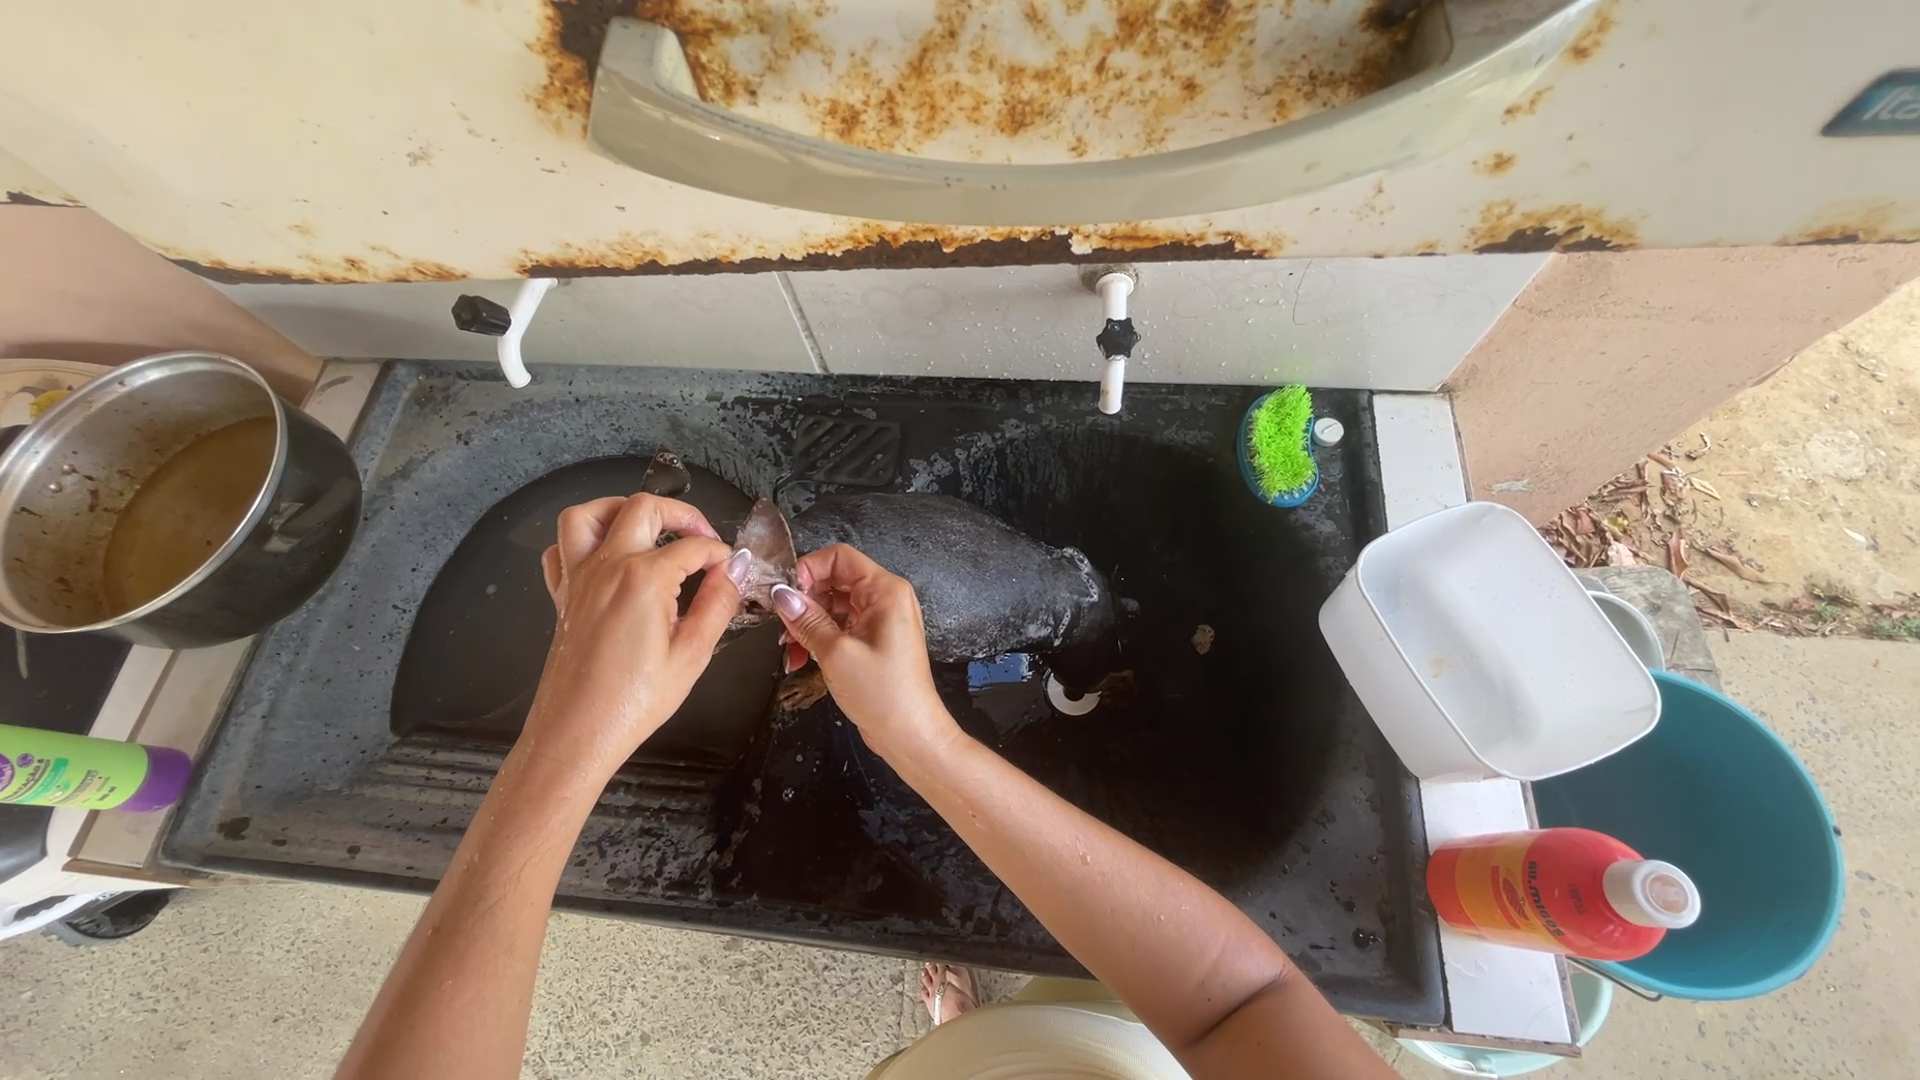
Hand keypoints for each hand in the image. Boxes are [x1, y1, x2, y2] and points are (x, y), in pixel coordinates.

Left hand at [524, 494, 747, 777]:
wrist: (578, 733)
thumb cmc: (633, 701)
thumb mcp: (693, 653)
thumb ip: (718, 603)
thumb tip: (733, 573)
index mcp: (644, 578)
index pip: (694, 546)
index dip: (721, 553)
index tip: (733, 569)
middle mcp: (607, 567)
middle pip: (643, 508)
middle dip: (681, 513)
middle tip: (702, 536)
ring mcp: (579, 578)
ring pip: (588, 514)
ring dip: (621, 509)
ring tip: (650, 526)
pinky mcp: (563, 597)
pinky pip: (561, 550)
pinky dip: (584, 541)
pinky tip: (609, 556)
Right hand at [773, 544, 958, 761]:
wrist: (910, 734)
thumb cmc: (885, 694)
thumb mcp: (835, 653)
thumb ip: (806, 619)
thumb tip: (782, 595)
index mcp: (886, 591)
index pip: (840, 557)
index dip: (809, 569)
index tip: (785, 592)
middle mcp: (887, 600)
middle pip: (835, 581)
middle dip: (804, 600)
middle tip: (782, 623)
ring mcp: (880, 621)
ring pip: (833, 606)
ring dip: (807, 622)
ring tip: (789, 647)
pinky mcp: (873, 641)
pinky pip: (840, 626)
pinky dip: (818, 637)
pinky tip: (800, 656)